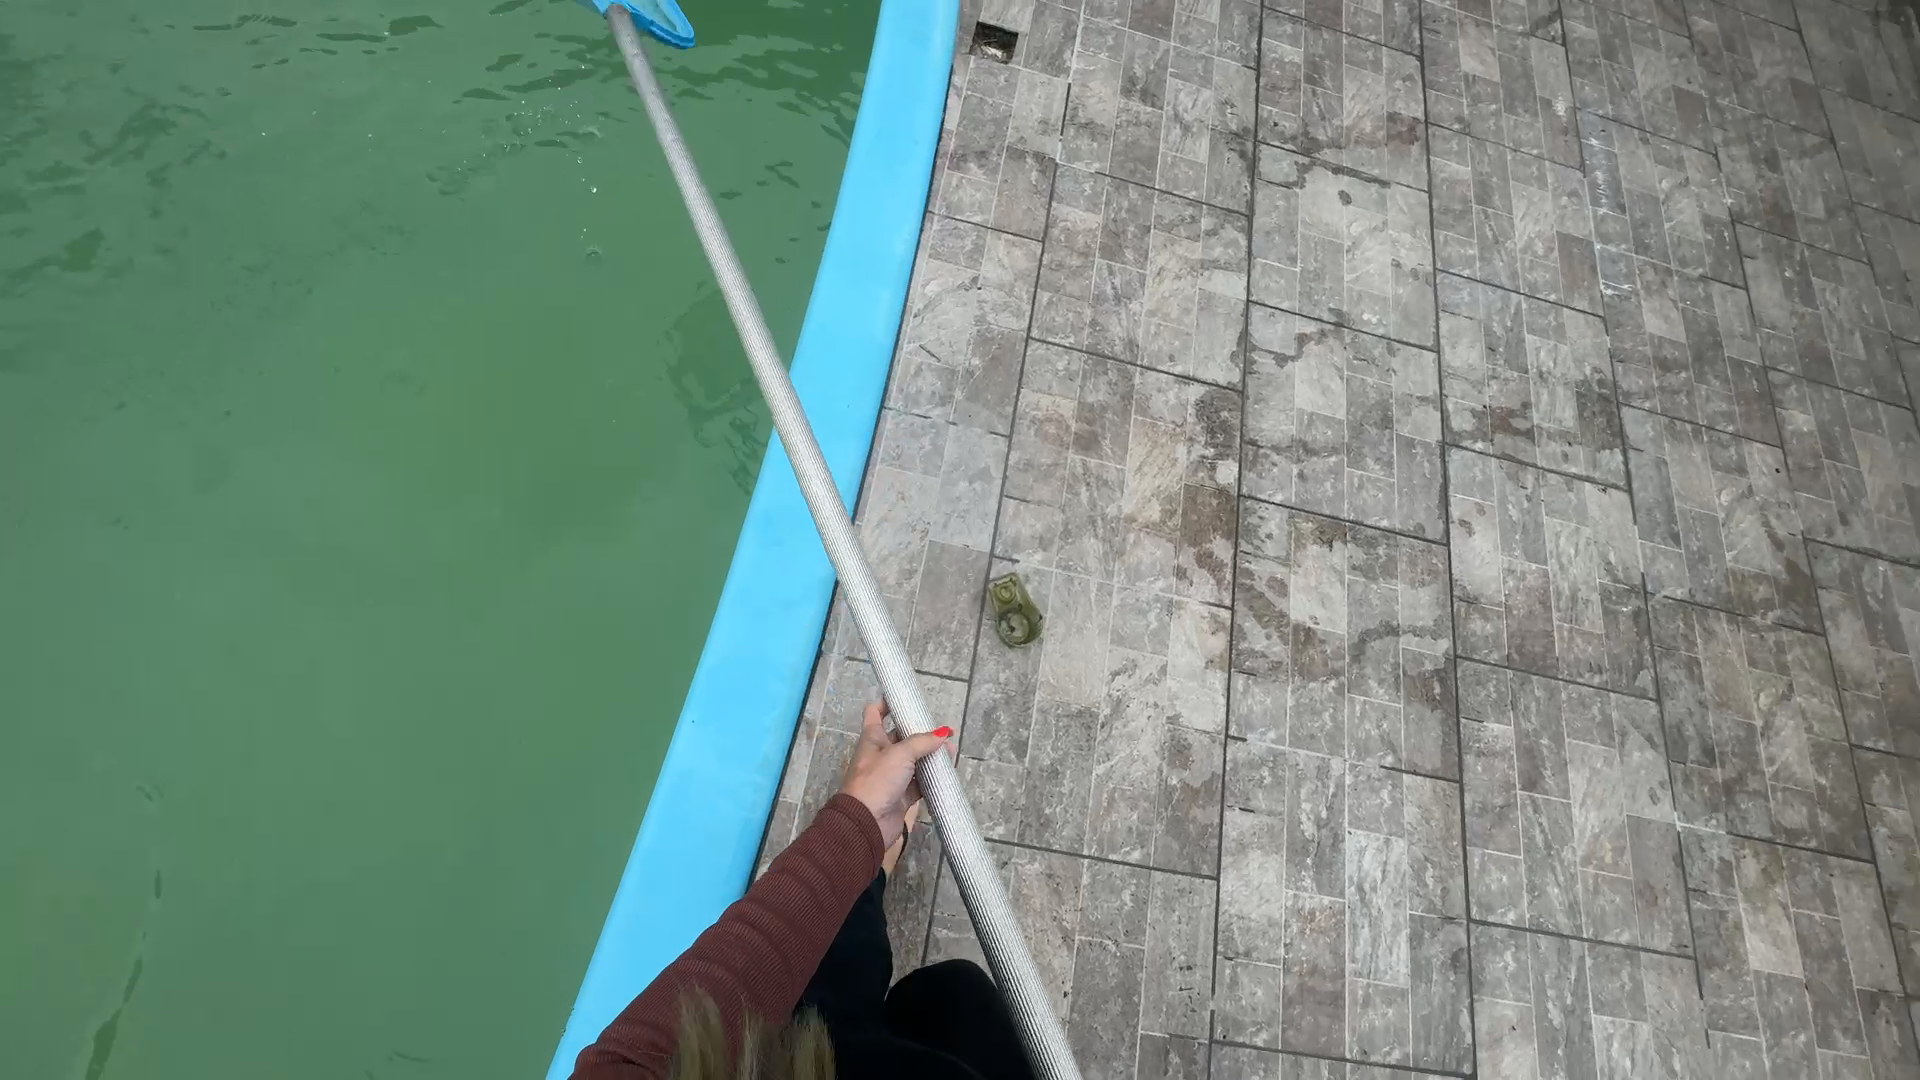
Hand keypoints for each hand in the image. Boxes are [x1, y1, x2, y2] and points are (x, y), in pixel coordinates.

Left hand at [837, 703, 951, 849]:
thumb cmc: (877, 779)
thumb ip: (923, 742)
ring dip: (931, 755)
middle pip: (901, 736)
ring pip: (914, 760)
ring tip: (952, 750)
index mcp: (872, 738)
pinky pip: (920, 782)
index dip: (887, 702)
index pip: (875, 712)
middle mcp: (881, 754)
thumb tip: (944, 733)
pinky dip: (933, 777)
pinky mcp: (901, 795)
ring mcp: (891, 776)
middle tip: (943, 730)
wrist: (866, 823)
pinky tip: (948, 771)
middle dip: (921, 732)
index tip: (905, 697)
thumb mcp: (900, 753)